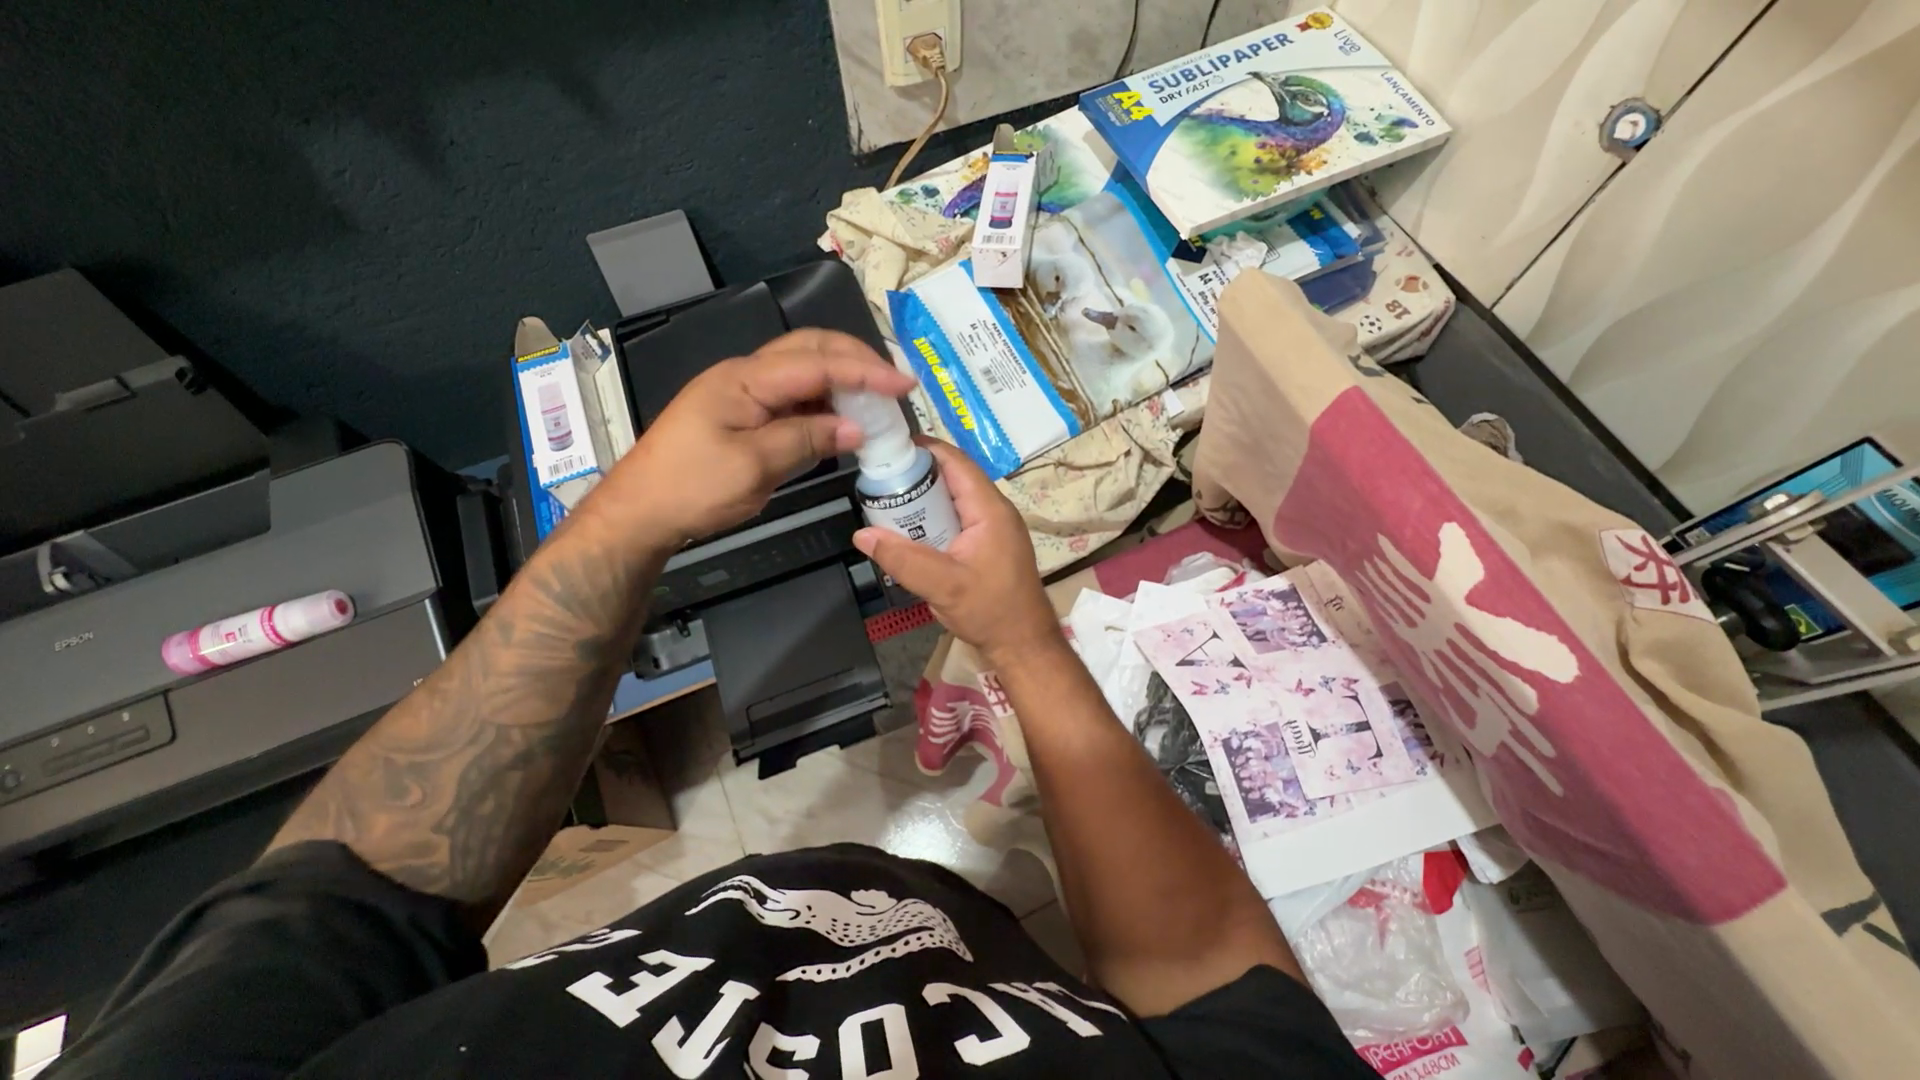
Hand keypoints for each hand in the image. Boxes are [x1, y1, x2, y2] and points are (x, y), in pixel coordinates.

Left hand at [585, 329, 916, 551]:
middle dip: (857, 360)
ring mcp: (743, 394)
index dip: (865, 370)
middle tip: (896, 382)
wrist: (640, 511)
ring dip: (843, 379)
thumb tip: (856, 428)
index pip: (817, 362)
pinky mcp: (743, 415)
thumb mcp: (754, 467)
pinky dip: (824, 403)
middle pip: (810, 350)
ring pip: (803, 371)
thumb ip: (807, 440)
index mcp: (746, 379)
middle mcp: (746, 375)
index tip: (905, 384)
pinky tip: (845, 418)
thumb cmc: (692, 488)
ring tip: (879, 398)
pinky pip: (793, 398)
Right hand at [852, 439, 1061, 663]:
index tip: (890, 446)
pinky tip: (910, 531)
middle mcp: (994, 511)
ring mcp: (993, 529)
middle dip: (918, 474)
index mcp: (989, 509)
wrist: (1023, 645)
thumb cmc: (991, 612)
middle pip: (953, 478)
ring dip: (924, 499)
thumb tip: (862, 534)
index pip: (956, 463)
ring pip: (954, 500)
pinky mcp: (988, 546)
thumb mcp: (942, 586)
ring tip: (887, 500)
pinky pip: (957, 520)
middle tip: (880, 476)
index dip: (925, 449)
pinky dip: (933, 519)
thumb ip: (902, 559)